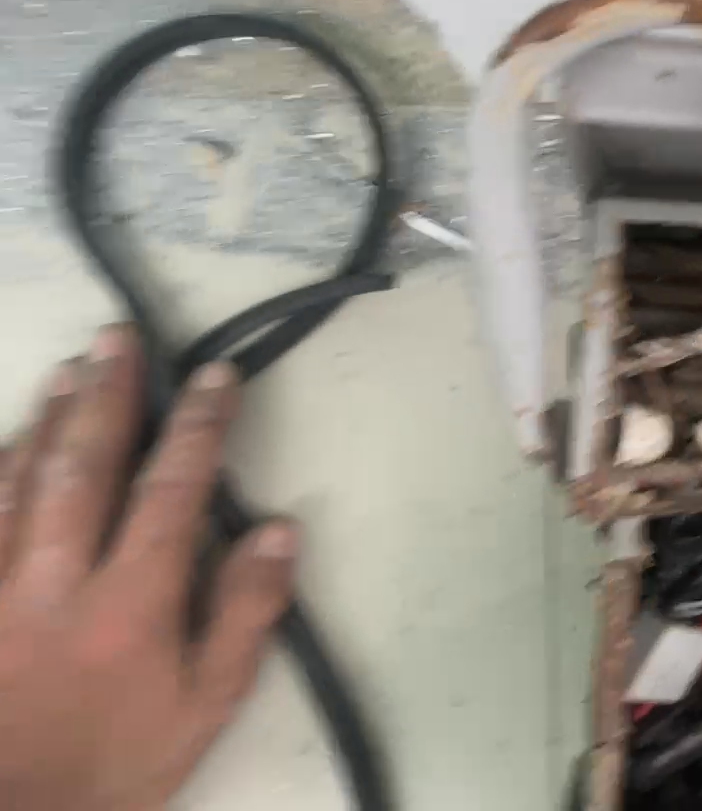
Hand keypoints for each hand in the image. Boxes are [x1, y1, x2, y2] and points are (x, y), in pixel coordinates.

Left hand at [0, 326, 297, 810]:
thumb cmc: (118, 759)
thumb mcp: (210, 699)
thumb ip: (247, 610)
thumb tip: (276, 528)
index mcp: (129, 598)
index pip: (171, 487)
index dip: (197, 424)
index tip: (213, 375)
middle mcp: (49, 581)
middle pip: (78, 469)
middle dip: (104, 398)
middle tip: (116, 340)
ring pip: (9, 487)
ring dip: (42, 422)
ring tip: (68, 370)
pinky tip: (2, 445)